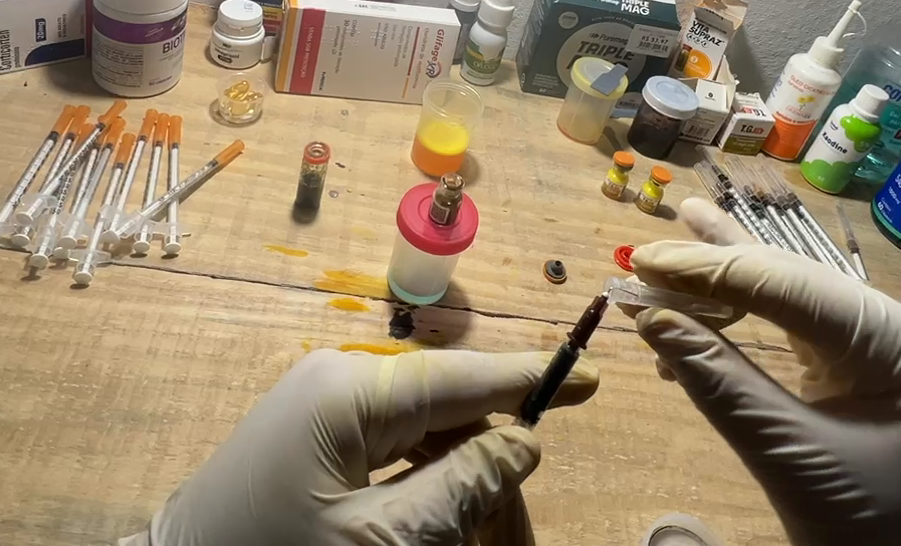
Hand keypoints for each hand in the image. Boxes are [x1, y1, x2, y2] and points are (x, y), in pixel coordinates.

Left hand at [135, 348, 597, 545]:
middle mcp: (340, 380)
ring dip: (456, 478)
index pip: (461, 377)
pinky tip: (437, 517)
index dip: (527, 377)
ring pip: (420, 431)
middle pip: (444, 408)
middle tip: (515, 530)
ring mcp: (323, 404)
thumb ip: (458, 486)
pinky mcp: (314, 432)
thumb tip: (523, 440)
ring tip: (478, 534)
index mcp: (350, 391)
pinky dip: (420, 482)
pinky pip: (387, 446)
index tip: (586, 372)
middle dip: (489, 458)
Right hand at [630, 198, 900, 545]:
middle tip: (640, 258)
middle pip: (785, 279)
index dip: (710, 269)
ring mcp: (876, 344)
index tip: (645, 259)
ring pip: (782, 292)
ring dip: (715, 283)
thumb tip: (647, 318)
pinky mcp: (853, 364)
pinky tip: (694, 296)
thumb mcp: (791, 458)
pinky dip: (733, 315)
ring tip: (660, 255)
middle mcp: (894, 328)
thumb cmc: (869, 539)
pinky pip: (785, 323)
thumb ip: (719, 381)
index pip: (789, 284)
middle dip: (707, 270)